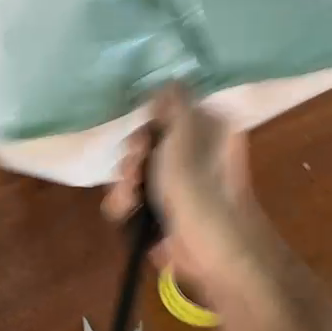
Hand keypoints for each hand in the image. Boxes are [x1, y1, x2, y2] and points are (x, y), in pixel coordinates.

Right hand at [104, 85, 266, 285]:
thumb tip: (167, 81)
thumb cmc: (202, 188)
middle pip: (141, 146)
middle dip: (131, 158)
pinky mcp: (155, 215)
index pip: (164, 117)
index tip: (144, 137)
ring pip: (130, 175)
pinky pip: (127, 201)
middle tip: (135, 169)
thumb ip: (174, 104)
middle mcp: (186, 158)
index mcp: (203, 134)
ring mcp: (170, 189)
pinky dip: (122, 205)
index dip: (147, 125)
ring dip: (122, 184)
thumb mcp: (186, 134)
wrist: (210, 249)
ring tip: (130, 197)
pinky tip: (127, 211)